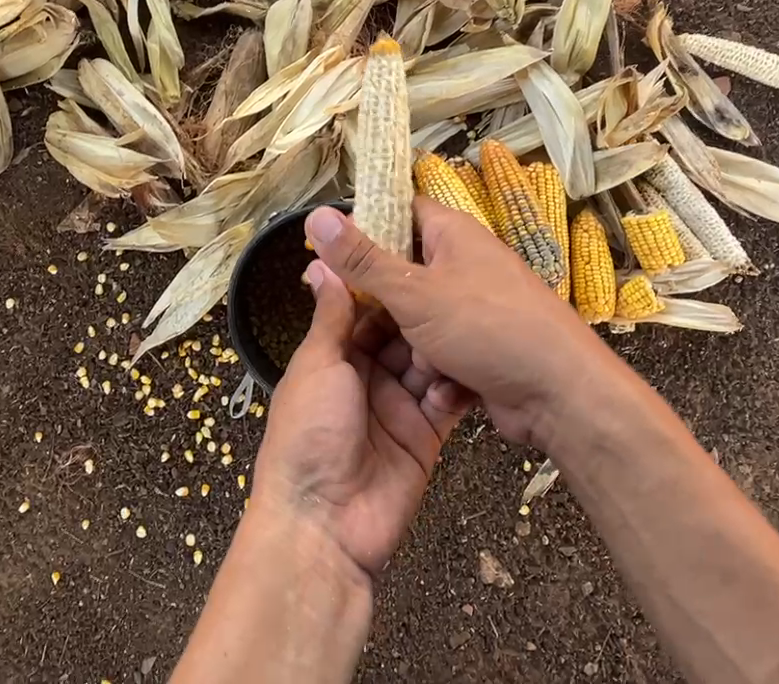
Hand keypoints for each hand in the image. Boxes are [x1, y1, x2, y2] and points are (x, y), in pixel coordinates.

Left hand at [248, 258, 471, 578]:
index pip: (364, 313)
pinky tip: (471, 366)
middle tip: (450, 286)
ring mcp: (398, 406)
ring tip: (460, 326)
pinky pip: (447, 402)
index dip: (386, 287)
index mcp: (332, 357)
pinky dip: (457, 385)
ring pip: (427, 364)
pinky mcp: (427, 436)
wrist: (325, 522)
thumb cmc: (308, 432)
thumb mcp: (316, 366)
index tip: (414, 255)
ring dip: (441, 348)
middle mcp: (366, 377)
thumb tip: (323, 264)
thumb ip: (332, 318)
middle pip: (400, 336)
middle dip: (421, 316)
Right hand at [303, 198, 590, 445]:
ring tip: (388, 354)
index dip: (363, 224)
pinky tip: (420, 379)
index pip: (398, 209)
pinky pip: (435, 343)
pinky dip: (425, 360)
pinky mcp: (478, 344)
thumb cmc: (487, 328)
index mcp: (452, 233)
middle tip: (345, 311)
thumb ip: (362, 259)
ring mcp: (472, 305)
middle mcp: (463, 262)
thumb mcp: (414, 292)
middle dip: (375, 293)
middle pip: (401, 266)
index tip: (329, 250)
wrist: (561, 395)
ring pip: (413, 311)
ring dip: (399, 334)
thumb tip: (314, 213)